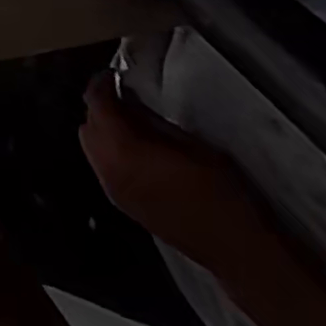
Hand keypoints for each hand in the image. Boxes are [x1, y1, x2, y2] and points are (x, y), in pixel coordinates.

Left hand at [78, 72, 263, 265]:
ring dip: (103, 129)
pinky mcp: (122, 204)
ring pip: (90, 147)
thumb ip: (151, 120)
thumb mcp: (190, 144)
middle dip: (100, 107)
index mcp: (123, 151)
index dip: (102, 85)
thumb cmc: (222, 192)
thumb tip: (132, 104)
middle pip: (88, 126)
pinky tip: (133, 147)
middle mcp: (108, 170)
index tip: (112, 75)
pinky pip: (101, 166)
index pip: (97, 106)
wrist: (238, 250)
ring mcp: (112, 190)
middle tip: (123, 96)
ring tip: (129, 120)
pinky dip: (108, 150)